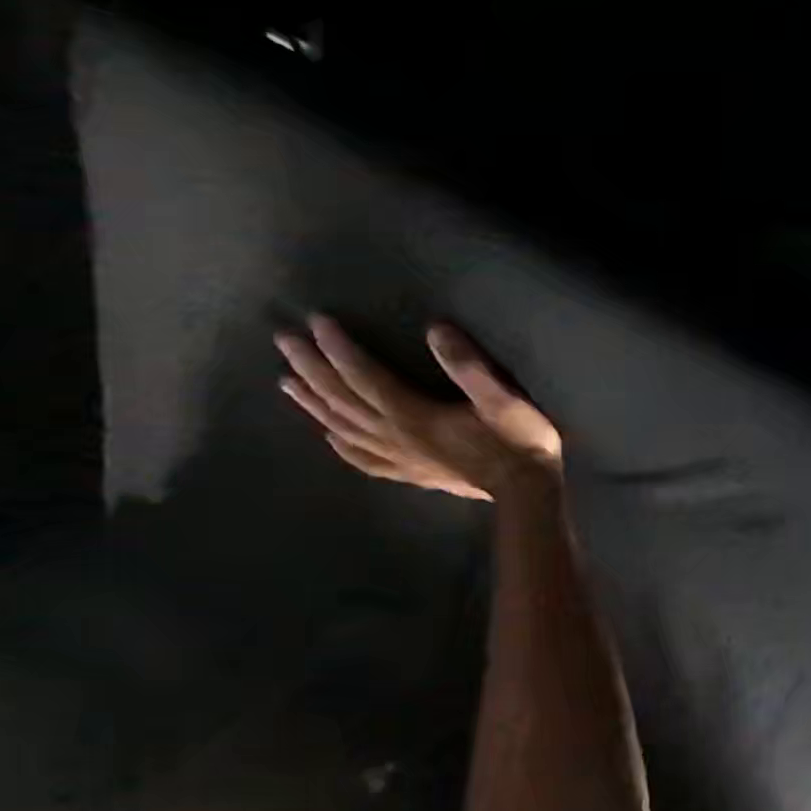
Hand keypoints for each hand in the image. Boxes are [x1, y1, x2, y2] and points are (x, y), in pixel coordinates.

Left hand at [275, 315, 561, 501]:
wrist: (527, 489)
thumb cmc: (518, 439)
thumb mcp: (502, 397)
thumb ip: (467, 365)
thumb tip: (435, 329)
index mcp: (414, 415)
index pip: (365, 376)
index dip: (339, 348)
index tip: (316, 321)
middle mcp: (396, 436)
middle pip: (343, 400)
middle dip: (312, 368)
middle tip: (283, 341)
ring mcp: (401, 458)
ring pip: (344, 428)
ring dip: (314, 403)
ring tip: (287, 381)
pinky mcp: (411, 473)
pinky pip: (364, 458)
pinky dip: (341, 445)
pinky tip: (329, 437)